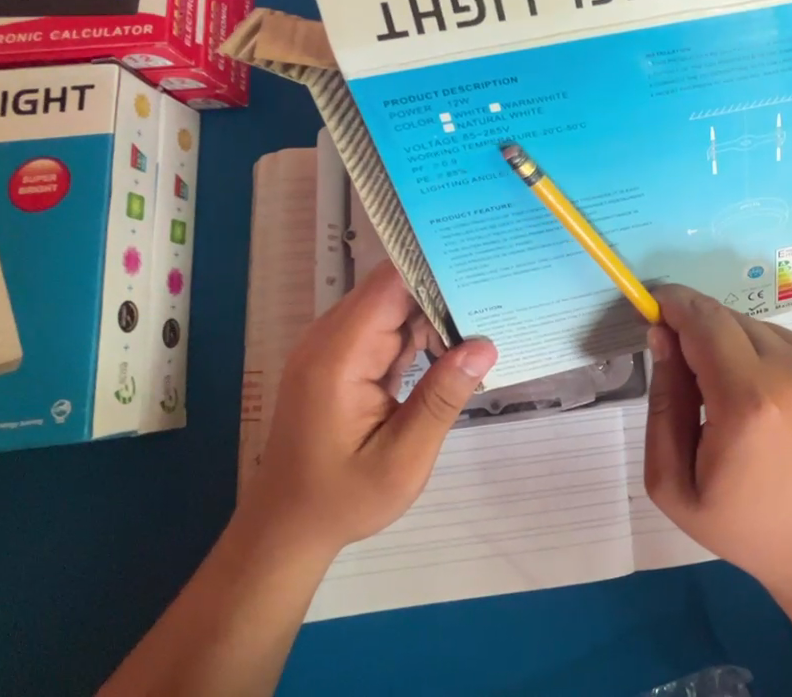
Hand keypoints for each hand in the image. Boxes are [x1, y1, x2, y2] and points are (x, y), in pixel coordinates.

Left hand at [237, 262, 497, 559]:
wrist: (286, 531)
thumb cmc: (341, 499)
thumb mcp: (401, 459)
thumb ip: (441, 399)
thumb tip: (485, 346)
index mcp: (338, 357)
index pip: (390, 285)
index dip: (436, 266)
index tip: (486, 260)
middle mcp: (331, 341)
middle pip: (395, 291)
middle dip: (447, 287)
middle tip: (505, 287)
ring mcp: (336, 350)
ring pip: (396, 309)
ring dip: (440, 312)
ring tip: (493, 310)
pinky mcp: (345, 362)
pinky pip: (389, 331)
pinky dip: (424, 335)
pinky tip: (461, 343)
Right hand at [642, 284, 791, 601]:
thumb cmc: (745, 524)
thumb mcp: (675, 484)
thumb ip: (663, 402)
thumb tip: (662, 336)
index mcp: (748, 402)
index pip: (702, 322)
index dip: (673, 306)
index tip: (651, 306)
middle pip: (725, 318)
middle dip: (695, 331)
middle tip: (682, 372)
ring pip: (752, 326)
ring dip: (728, 345)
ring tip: (727, 399)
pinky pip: (779, 338)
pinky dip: (758, 355)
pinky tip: (761, 400)